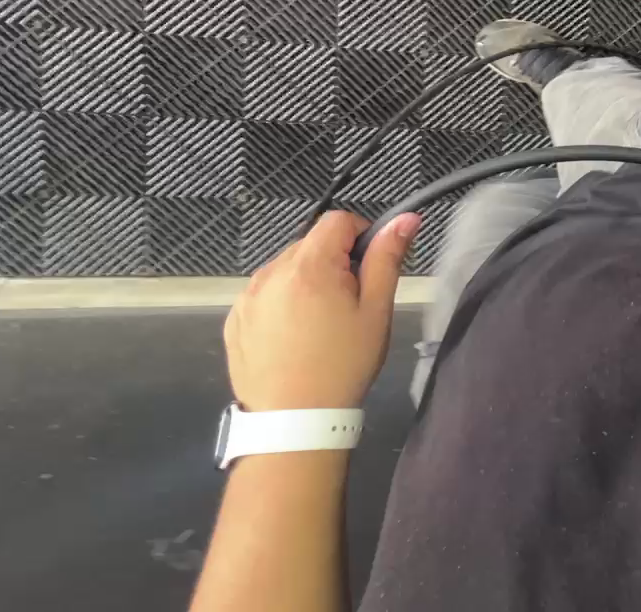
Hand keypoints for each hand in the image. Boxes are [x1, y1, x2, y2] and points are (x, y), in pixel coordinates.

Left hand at [224, 211, 419, 411]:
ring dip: (309, 278)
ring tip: (322, 320)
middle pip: (312, 242)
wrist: (293, 422)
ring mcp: (247, 297)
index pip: (337, 220)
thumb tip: (406, 218)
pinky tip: (296, 333)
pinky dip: (284, 299)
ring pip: (288, 266)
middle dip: (335, 260)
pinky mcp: (234, 319)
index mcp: (309, 267)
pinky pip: (266, 291)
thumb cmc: (344, 362)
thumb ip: (387, 257)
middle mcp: (270, 273)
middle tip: (350, 301)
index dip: (361, 235)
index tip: (369, 270)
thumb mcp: (376, 309)